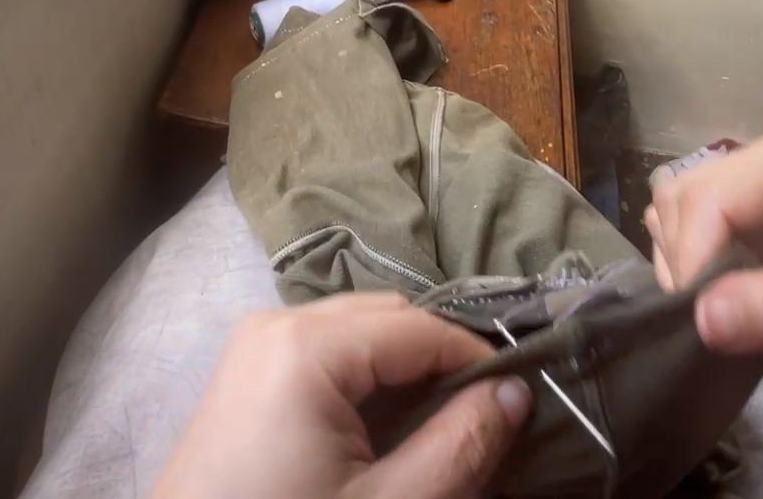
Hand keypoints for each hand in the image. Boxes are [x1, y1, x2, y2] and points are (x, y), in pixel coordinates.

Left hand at [152, 293, 532, 498]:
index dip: (473, 357)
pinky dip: (363, 369)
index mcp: (307, 345)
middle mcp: (278, 319)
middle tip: (478, 411)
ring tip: (434, 418)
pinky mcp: (248, 363)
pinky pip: (323, 343)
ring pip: (356, 324)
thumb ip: (458, 447)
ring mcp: (256, 338)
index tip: (514, 395)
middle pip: (384, 314)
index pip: (416, 327)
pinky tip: (379, 418)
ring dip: (401, 361)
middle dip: (436, 355)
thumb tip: (513, 392)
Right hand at [645, 123, 762, 376]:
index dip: (693, 255)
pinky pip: (698, 229)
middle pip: (685, 197)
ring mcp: (760, 185)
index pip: (711, 196)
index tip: (698, 321)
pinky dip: (694, 263)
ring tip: (717, 311)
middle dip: (684, 258)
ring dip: (682, 260)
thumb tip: (701, 320)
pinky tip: (724, 297)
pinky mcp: (758, 216)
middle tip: (709, 322)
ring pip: (681, 209)